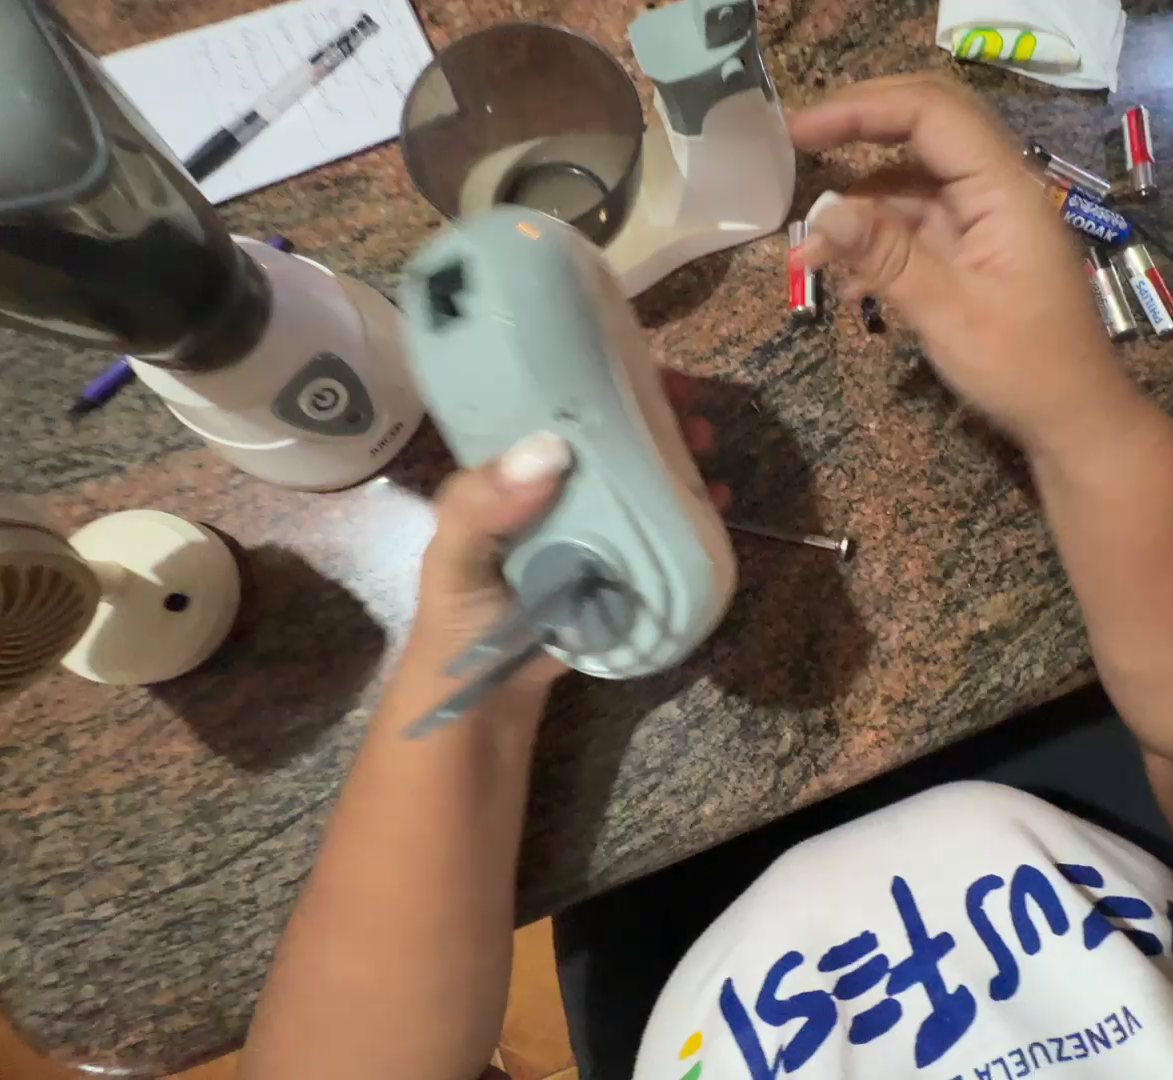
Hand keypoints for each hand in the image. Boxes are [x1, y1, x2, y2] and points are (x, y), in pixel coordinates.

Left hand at [395, 374, 725, 715]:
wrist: (487, 692)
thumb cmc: (460, 616)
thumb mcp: (455, 558)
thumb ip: (482, 509)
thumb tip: (552, 449)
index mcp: (512, 473)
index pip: (556, 407)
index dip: (597, 378)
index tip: (640, 365)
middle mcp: (557, 490)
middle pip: (612, 436)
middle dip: (656, 414)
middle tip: (692, 411)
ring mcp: (593, 526)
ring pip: (641, 477)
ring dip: (679, 456)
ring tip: (710, 451)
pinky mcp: (621, 563)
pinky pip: (659, 527)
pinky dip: (690, 511)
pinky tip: (716, 505)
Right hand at [790, 77, 1134, 450]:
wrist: (1071, 417)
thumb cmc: (1022, 369)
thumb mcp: (948, 314)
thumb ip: (887, 257)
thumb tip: (822, 211)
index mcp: (1003, 191)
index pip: (930, 115)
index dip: (861, 110)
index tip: (798, 130)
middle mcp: (995, 193)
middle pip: (921, 138)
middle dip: (856, 140)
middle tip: (794, 155)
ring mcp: (985, 225)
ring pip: (912, 193)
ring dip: (859, 217)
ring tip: (807, 257)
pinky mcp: (974, 256)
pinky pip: (919, 234)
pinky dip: (879, 250)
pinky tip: (848, 286)